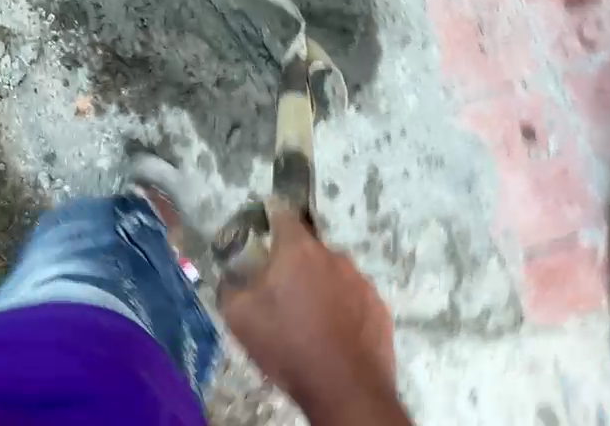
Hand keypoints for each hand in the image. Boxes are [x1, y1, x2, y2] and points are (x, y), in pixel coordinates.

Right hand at [217, 204, 407, 424]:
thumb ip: (229, 285)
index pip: (281, 213)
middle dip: (293, 261)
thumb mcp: (238, 316)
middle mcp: (333, 256)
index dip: (268, 218)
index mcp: (298, 249)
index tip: (259, 232)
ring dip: (319, 284)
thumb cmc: (288, 347)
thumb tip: (231, 276)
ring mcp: (361, 282)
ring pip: (332, 272)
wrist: (347, 394)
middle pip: (307, 247)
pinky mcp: (380, 309)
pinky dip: (342, 307)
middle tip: (280, 289)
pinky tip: (333, 332)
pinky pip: (354, 297)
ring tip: (309, 317)